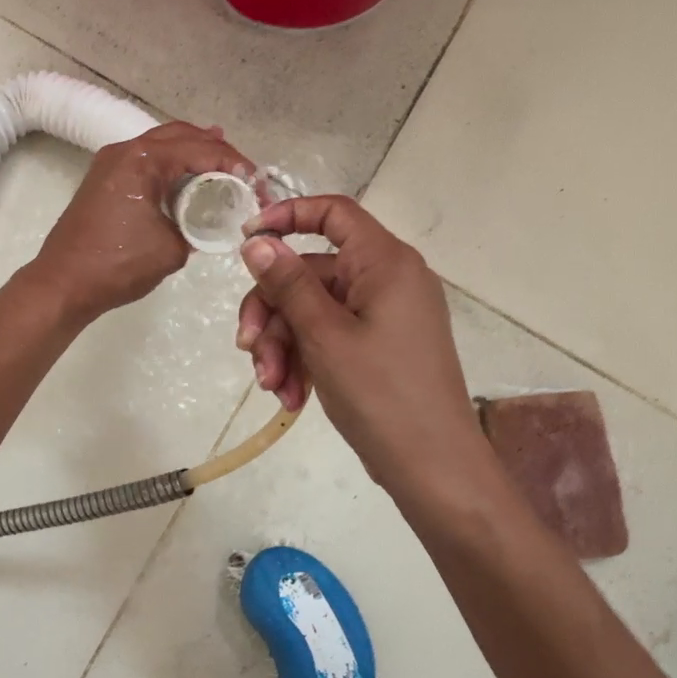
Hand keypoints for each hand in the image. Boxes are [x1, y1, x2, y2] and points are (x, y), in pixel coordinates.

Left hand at [25, 122, 253, 322]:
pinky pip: (145, 161)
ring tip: (223, 163)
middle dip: (215, 150)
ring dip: (192, 153)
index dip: (234, 163)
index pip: (201, 149)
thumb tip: (206, 221)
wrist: (63, 284)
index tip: (257, 182)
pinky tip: (186, 177)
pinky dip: (170, 165)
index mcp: (144, 159)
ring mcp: (110, 163)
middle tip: (243, 171)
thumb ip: (197, 226)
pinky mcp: (103, 180)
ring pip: (161, 144)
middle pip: (181, 135)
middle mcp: (125, 150)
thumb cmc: (118, 265)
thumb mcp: (172, 248)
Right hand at [234, 195, 496, 505]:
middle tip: (247, 350)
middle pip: (310, 272)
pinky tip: (290, 397)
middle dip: (272, 312)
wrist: (432, 465)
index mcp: (384, 263)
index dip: (286, 216)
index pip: (333, 213)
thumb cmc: (381, 393)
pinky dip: (305, 362)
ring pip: (312, 311)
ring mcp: (384, 315)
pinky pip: (329, 337)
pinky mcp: (379, 346)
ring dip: (283, 346)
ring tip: (272, 386)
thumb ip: (288, 284)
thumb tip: (257, 242)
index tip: (244, 241)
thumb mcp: (324, 336)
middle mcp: (387, 279)